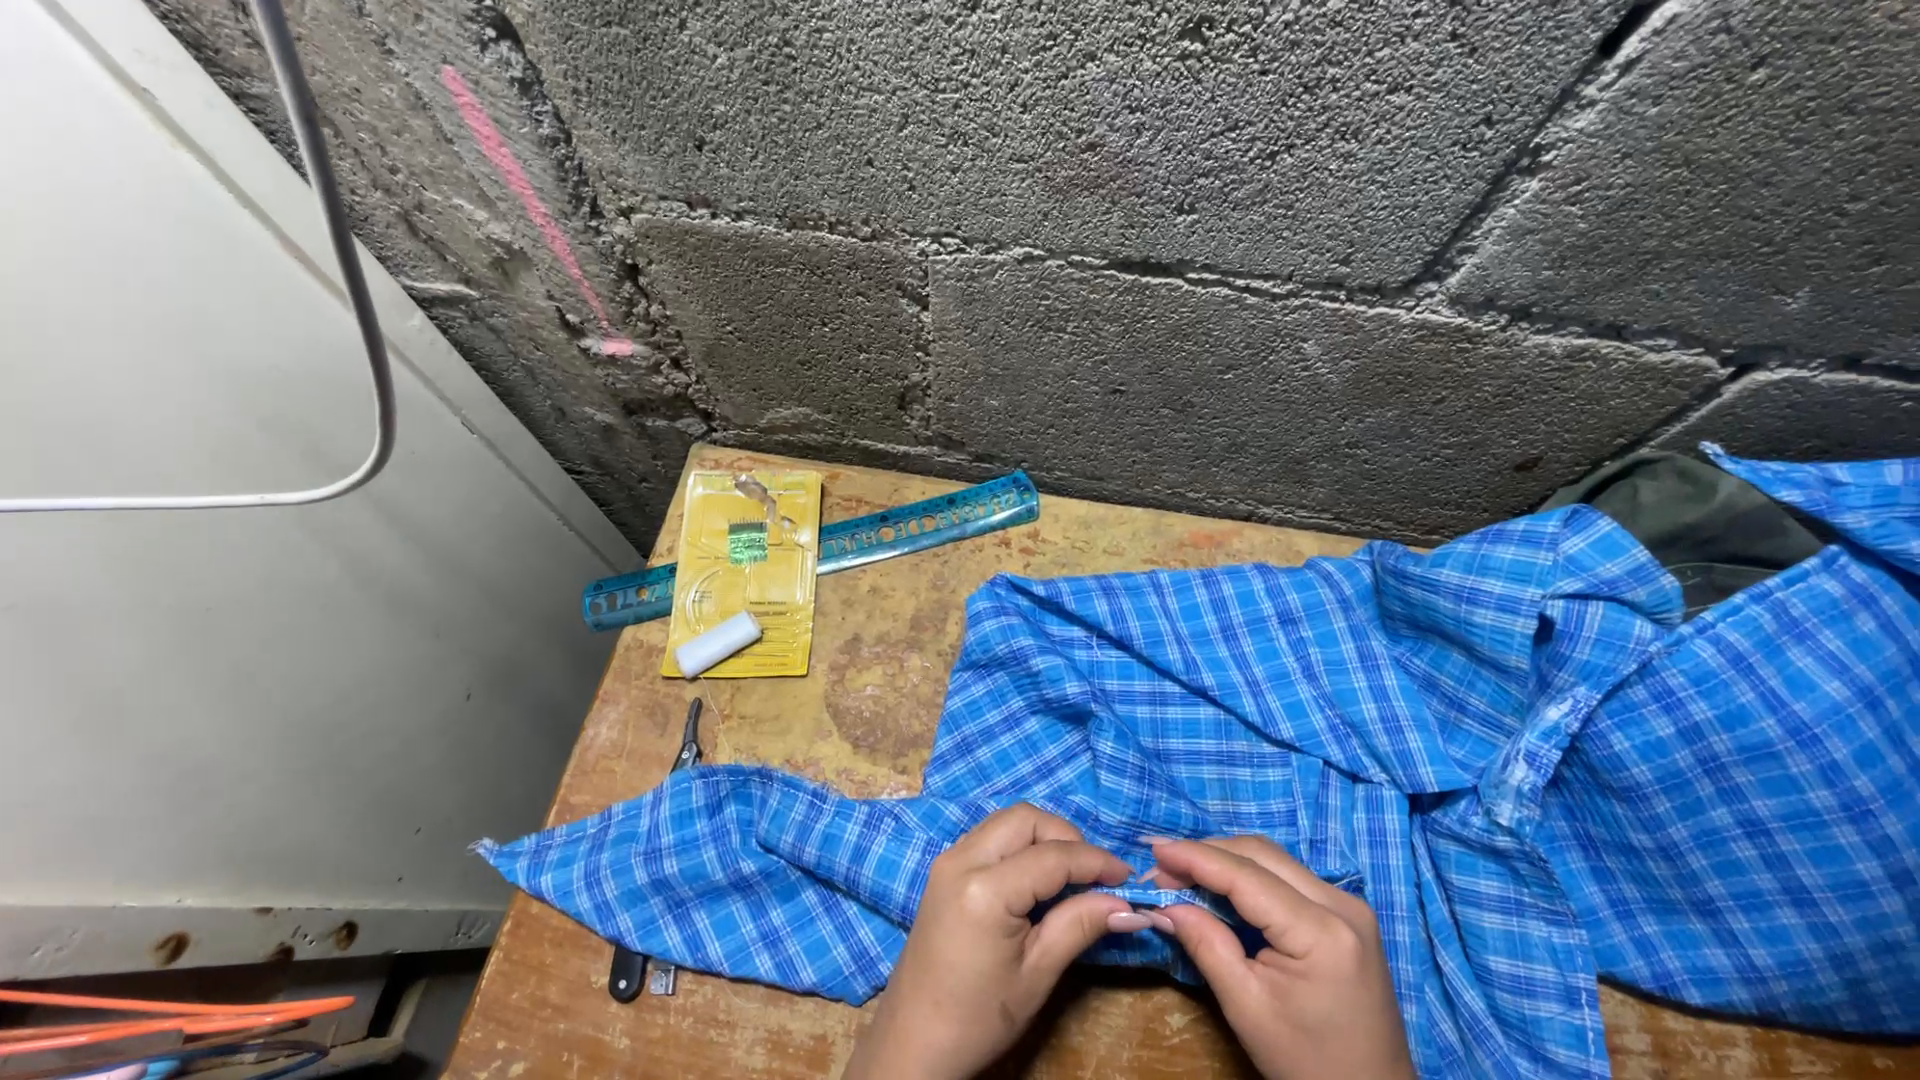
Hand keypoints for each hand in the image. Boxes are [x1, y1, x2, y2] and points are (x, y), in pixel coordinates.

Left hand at [842, 804, 1153, 1079]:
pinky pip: (989, 837)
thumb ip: (1081, 925)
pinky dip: (1020, 845)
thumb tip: (1128, 905)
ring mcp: (947, 861)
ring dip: (1043, 837)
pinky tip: (1039, 878)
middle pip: (1025, 820)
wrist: (914, 1040)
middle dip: (1067, 837)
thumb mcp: (1037, 973)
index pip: (1053, 856)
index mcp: (985, 889)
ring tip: (1073, 876)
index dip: (1096, 862)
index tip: (1129, 877)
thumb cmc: (978, 1017)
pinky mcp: (943, 871)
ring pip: (1005, 822)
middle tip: (1096, 874)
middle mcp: (961, 860)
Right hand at [1147, 836, 1414, 1079]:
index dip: (1195, 857)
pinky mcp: (1346, 914)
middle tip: (1161, 867)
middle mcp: (1342, 904)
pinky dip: (1248, 875)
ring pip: (1275, 860)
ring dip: (1226, 860)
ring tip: (1182, 873)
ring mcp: (1349, 906)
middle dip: (1207, 853)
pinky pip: (1288, 877)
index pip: (1246, 875)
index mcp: (1321, 931)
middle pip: (1261, 855)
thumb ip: (1206, 946)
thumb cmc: (1308, 1062)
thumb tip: (1165, 905)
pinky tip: (1220, 885)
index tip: (1153, 852)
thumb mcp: (1247, 1008)